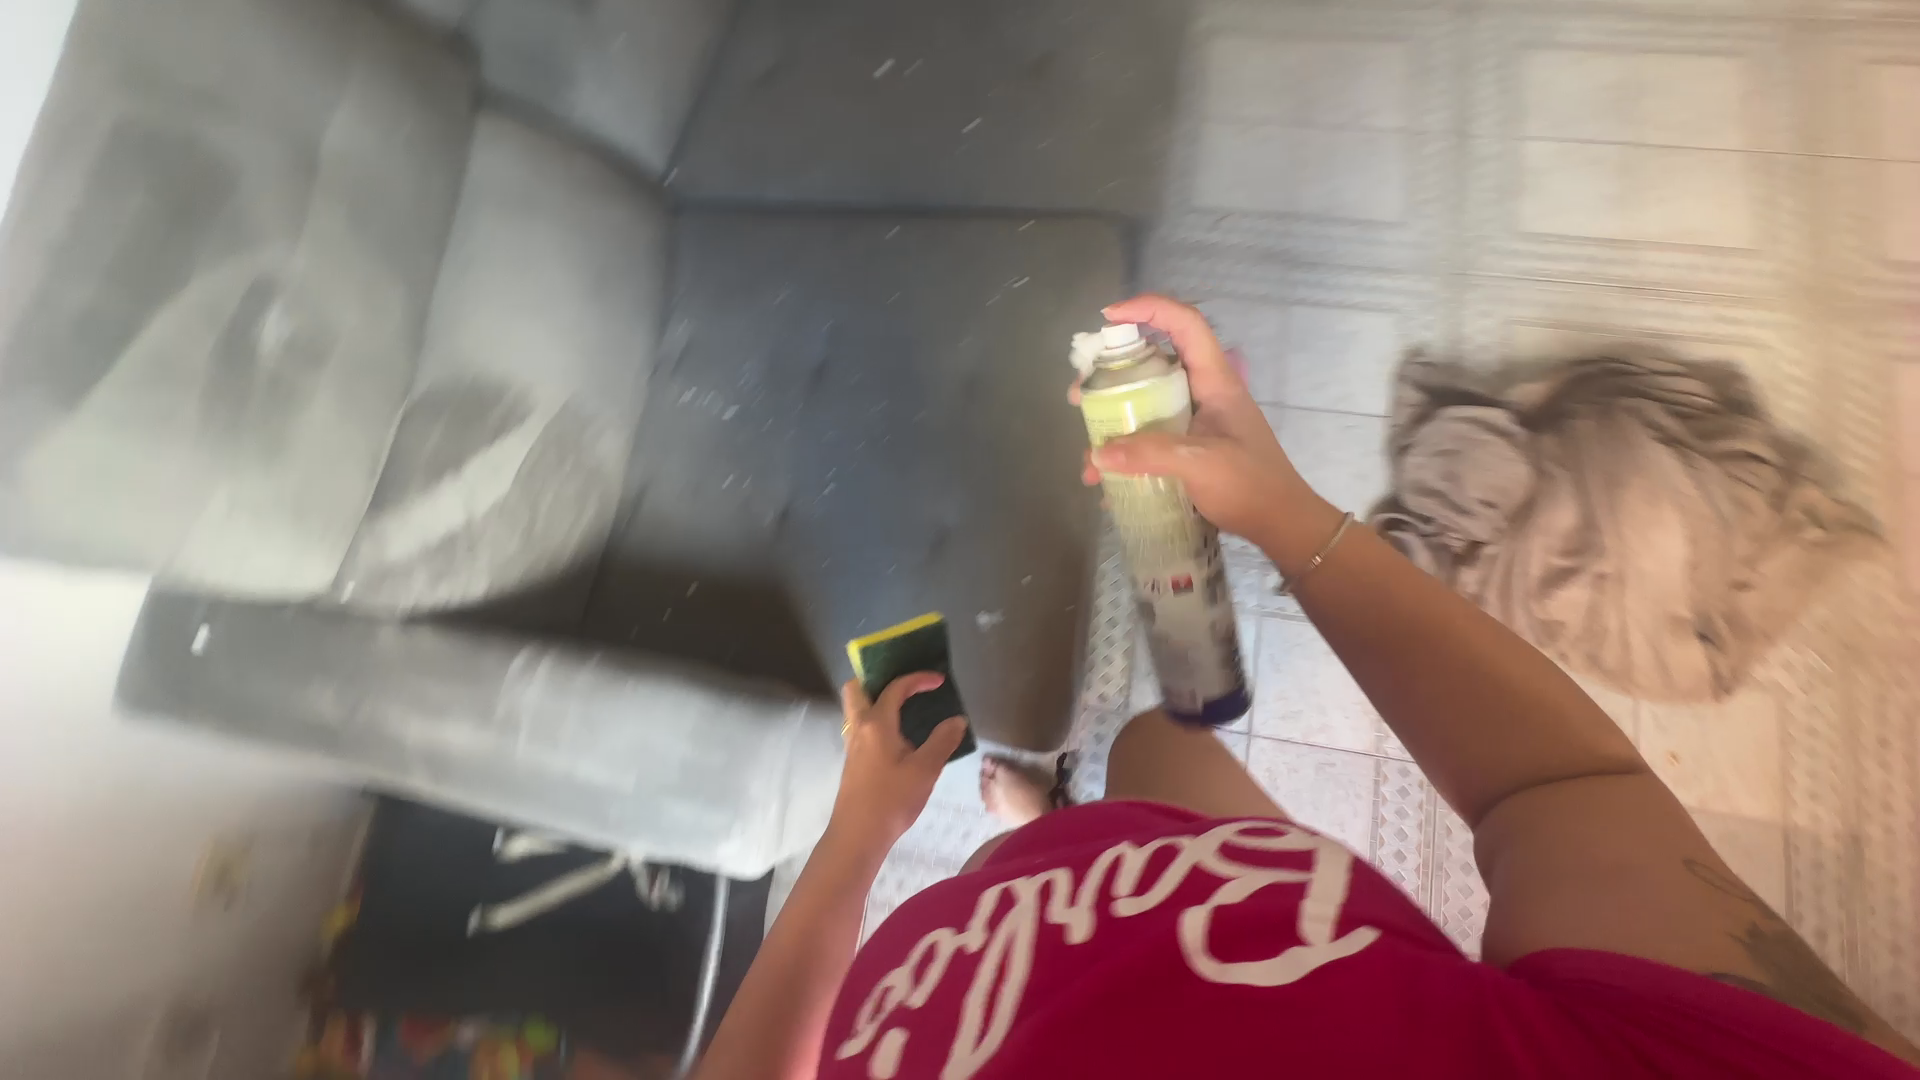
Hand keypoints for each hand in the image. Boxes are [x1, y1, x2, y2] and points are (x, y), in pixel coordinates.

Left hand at [828, 674, 968, 850]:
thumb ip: (943, 741)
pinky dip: (877, 719)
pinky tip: (899, 737)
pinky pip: (861, 726)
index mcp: (876, 723)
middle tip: (904, 687)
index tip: (939, 680)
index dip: (918, 679)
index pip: (895, 687)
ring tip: (905, 708)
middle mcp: (859, 727)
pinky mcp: (853, 761)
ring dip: (876, 700)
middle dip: (878, 679)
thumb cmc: (892, 800)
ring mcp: (852, 744)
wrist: (858, 836)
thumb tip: (957, 720)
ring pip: (857, 708)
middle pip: (858, 689)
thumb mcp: (925, 770)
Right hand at [1079, 294, 1341, 561]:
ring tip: (1088, 457)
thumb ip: (1151, 455)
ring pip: (1143, 406)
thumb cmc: (1252, 484)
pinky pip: (1146, 440)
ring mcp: (1192, 422)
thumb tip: (1098, 454)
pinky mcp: (1186, 448)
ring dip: (1111, 426)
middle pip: (1152, 364)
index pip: (1185, 325)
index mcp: (1214, 381)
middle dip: (1111, 376)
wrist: (1279, 523)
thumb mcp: (1202, 464)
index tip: (1109, 318)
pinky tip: (1106, 485)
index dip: (1149, 309)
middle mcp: (1201, 394)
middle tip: (1080, 396)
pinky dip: (1123, 457)